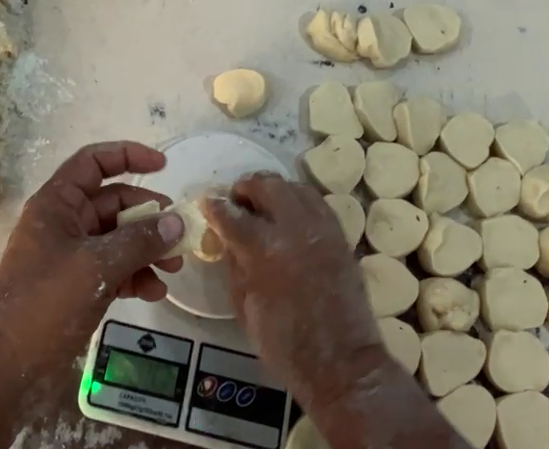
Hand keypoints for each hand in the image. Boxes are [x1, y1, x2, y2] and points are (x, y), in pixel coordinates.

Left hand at [0, 141, 184, 366]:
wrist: (5, 369)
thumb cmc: (44, 304)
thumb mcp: (96, 266)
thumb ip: (139, 240)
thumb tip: (178, 222)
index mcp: (57, 204)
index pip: (94, 162)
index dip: (128, 155)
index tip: (164, 165)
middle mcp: (63, 223)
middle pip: (113, 202)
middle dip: (148, 216)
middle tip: (178, 234)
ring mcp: (70, 256)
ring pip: (117, 238)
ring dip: (147, 249)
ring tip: (173, 270)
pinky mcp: (76, 286)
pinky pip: (113, 268)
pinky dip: (135, 276)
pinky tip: (154, 293)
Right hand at [204, 174, 391, 412]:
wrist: (340, 362)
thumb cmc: (284, 343)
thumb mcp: (245, 306)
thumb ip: (236, 265)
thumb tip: (229, 239)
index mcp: (264, 248)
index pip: (232, 214)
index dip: (215, 206)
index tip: (208, 202)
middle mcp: (294, 228)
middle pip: (267, 186)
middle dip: (246, 188)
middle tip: (236, 199)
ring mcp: (322, 228)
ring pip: (295, 187)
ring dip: (275, 190)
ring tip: (264, 203)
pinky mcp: (340, 235)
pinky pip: (317, 203)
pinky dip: (300, 201)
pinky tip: (291, 215)